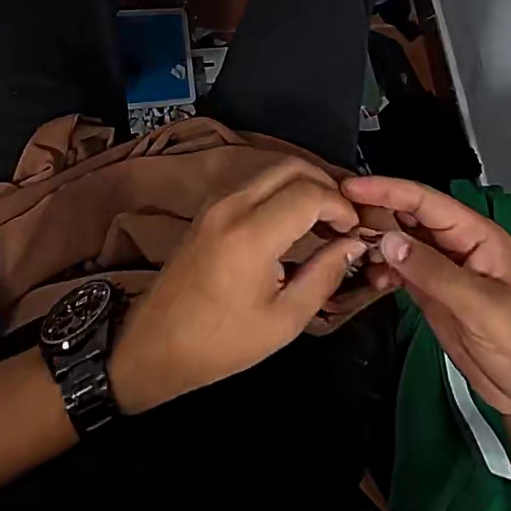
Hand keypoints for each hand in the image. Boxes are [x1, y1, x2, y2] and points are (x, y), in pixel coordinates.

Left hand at [108, 160, 367, 414]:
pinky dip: (282, 189)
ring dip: (304, 184)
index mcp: (251, 234)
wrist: (154, 343)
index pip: (309, 193)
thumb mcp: (283, 320)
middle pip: (292, 167)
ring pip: (273, 169)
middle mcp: (232, 205)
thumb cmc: (219, 343)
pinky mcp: (210, 206)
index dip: (341, 206)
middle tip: (344, 219)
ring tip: (325, 220)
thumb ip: (325, 275)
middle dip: (326, 186)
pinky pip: (255, 181)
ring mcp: (217, 201)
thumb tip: (353, 244)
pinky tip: (296, 218)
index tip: (356, 229)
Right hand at [344, 175, 510, 417]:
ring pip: (400, 242)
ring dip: (375, 243)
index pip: (425, 201)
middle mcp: (456, 244)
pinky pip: (399, 270)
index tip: (352, 188)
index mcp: (476, 234)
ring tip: (350, 249)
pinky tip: (372, 280)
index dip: (387, 190)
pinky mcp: (432, 293)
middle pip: (408, 216)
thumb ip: (433, 272)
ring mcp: (443, 269)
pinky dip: (382, 271)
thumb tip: (387, 240)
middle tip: (340, 218)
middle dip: (375, 213)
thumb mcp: (482, 307)